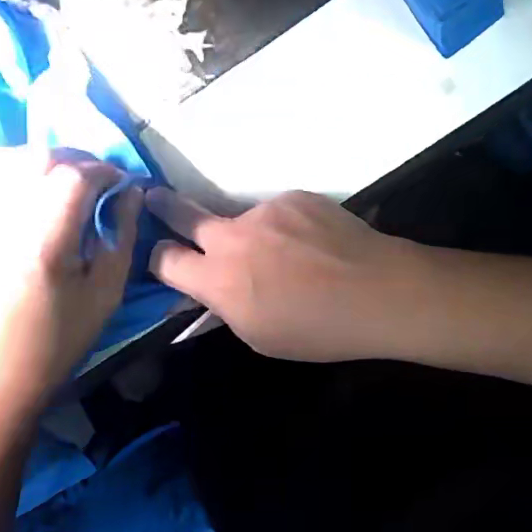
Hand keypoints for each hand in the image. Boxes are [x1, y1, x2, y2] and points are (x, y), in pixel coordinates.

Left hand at [0, 152, 141, 411]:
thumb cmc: (55, 341)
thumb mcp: (105, 293)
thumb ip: (121, 236)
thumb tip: (131, 193)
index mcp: (44, 238)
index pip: (76, 175)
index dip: (105, 171)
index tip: (121, 184)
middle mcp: (2, 218)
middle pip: (39, 157)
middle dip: (75, 160)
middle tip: (94, 181)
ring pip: (3, 159)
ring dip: (38, 162)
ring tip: (57, 183)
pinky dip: (1, 173)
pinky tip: (17, 192)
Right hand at [145, 188, 426, 361]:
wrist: (378, 291)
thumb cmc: (318, 329)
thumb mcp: (259, 335)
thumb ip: (227, 305)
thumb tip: (216, 287)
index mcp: (217, 279)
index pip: (164, 259)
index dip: (158, 257)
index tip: (163, 255)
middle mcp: (232, 236)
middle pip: (183, 213)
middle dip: (164, 206)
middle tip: (153, 197)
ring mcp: (265, 210)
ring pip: (245, 218)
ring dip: (255, 234)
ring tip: (292, 256)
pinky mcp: (296, 196)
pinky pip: (281, 212)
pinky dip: (289, 226)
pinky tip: (315, 244)